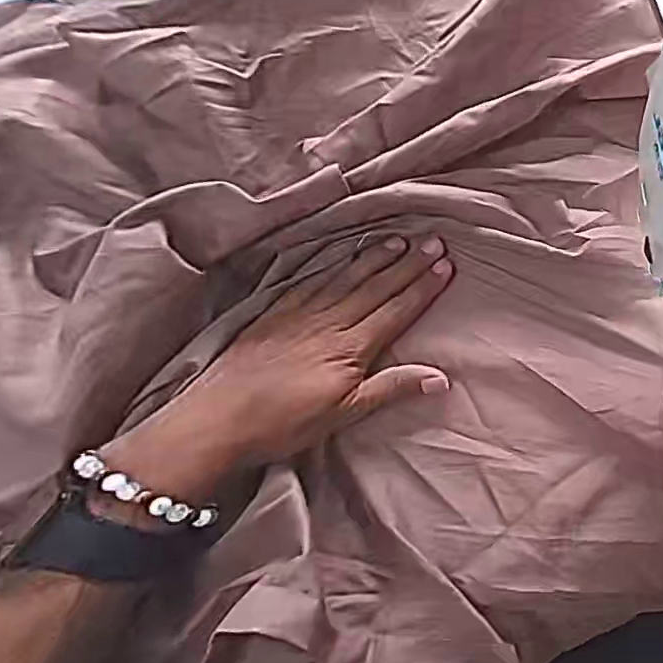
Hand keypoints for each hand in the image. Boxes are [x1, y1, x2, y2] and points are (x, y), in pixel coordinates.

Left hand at [101, 235, 453, 508]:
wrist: (217, 418)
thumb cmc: (284, 423)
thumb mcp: (344, 414)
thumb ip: (391, 388)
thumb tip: (440, 377)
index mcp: (350, 348)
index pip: (396, 310)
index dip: (422, 288)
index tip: (445, 266)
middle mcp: (329, 322)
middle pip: (376, 287)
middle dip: (408, 264)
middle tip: (433, 241)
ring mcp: (301, 314)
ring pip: (347, 278)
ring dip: (375, 258)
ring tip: (398, 240)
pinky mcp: (276, 313)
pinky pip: (312, 279)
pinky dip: (333, 264)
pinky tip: (344, 255)